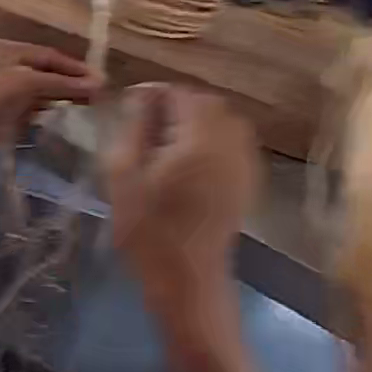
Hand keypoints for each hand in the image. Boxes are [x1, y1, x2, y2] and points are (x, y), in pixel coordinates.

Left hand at [0, 39, 101, 154]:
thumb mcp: (27, 83)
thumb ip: (61, 83)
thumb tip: (98, 84)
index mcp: (3, 48)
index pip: (46, 54)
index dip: (73, 67)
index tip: (98, 80)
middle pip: (41, 69)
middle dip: (66, 82)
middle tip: (94, 95)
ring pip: (33, 87)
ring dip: (55, 95)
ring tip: (81, 104)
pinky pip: (23, 103)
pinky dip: (39, 107)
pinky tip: (51, 113)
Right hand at [107, 84, 259, 295]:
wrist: (187, 278)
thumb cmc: (147, 229)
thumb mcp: (123, 175)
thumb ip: (134, 129)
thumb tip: (142, 97)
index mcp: (198, 140)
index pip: (181, 95)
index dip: (155, 92)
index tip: (131, 103)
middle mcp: (229, 145)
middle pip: (209, 103)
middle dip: (178, 103)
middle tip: (148, 121)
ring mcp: (244, 164)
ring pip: (226, 121)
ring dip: (198, 119)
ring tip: (169, 138)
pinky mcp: (248, 182)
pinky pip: (236, 142)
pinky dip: (214, 138)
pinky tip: (191, 158)